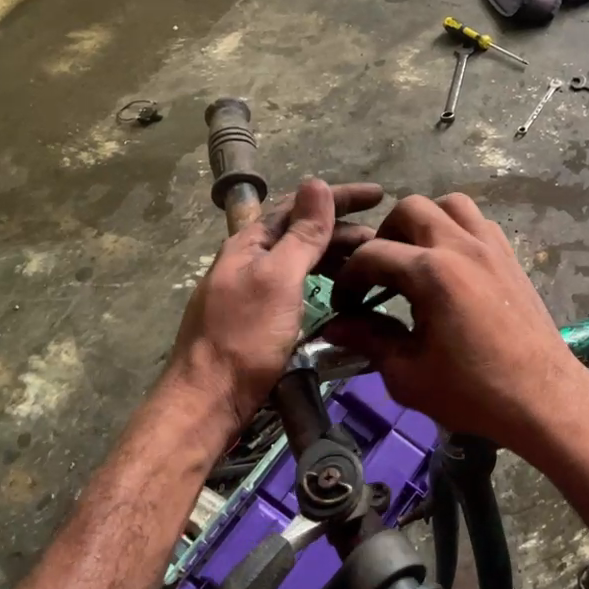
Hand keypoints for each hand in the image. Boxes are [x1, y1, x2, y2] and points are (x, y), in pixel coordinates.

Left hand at [166, 178, 384, 429]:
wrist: (205, 405)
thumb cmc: (243, 338)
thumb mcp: (280, 279)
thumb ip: (302, 234)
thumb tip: (316, 183)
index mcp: (249, 244)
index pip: (299, 204)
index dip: (340, 197)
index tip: (380, 195)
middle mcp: (249, 261)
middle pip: (301, 230)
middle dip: (343, 226)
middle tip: (382, 234)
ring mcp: (252, 291)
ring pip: (301, 259)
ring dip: (336, 253)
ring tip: (370, 261)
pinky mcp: (259, 319)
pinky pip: (299, 283)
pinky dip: (324, 278)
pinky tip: (340, 291)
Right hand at [321, 193, 588, 456]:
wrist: (542, 395)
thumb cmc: (474, 391)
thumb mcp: (409, 375)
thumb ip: (371, 340)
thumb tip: (335, 327)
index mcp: (433, 272)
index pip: (373, 254)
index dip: (348, 279)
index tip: (345, 306)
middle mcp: (462, 245)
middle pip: (411, 208)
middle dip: (384, 235)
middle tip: (378, 274)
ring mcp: (492, 246)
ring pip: (451, 204)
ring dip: (425, 222)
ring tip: (415, 259)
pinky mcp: (510, 255)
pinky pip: (479, 222)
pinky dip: (457, 230)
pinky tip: (450, 266)